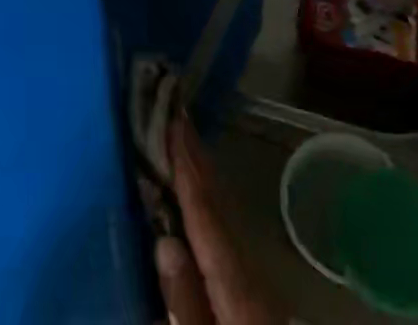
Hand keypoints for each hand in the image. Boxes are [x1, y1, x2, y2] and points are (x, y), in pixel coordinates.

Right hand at [155, 116, 285, 324]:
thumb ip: (185, 302)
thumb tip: (165, 243)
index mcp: (237, 283)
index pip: (206, 215)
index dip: (188, 168)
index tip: (175, 124)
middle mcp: (248, 268)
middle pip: (218, 203)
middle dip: (196, 158)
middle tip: (176, 114)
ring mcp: (252, 274)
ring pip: (223, 210)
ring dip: (201, 172)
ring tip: (181, 138)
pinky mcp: (248, 286)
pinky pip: (222, 227)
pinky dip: (207, 197)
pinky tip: (195, 190)